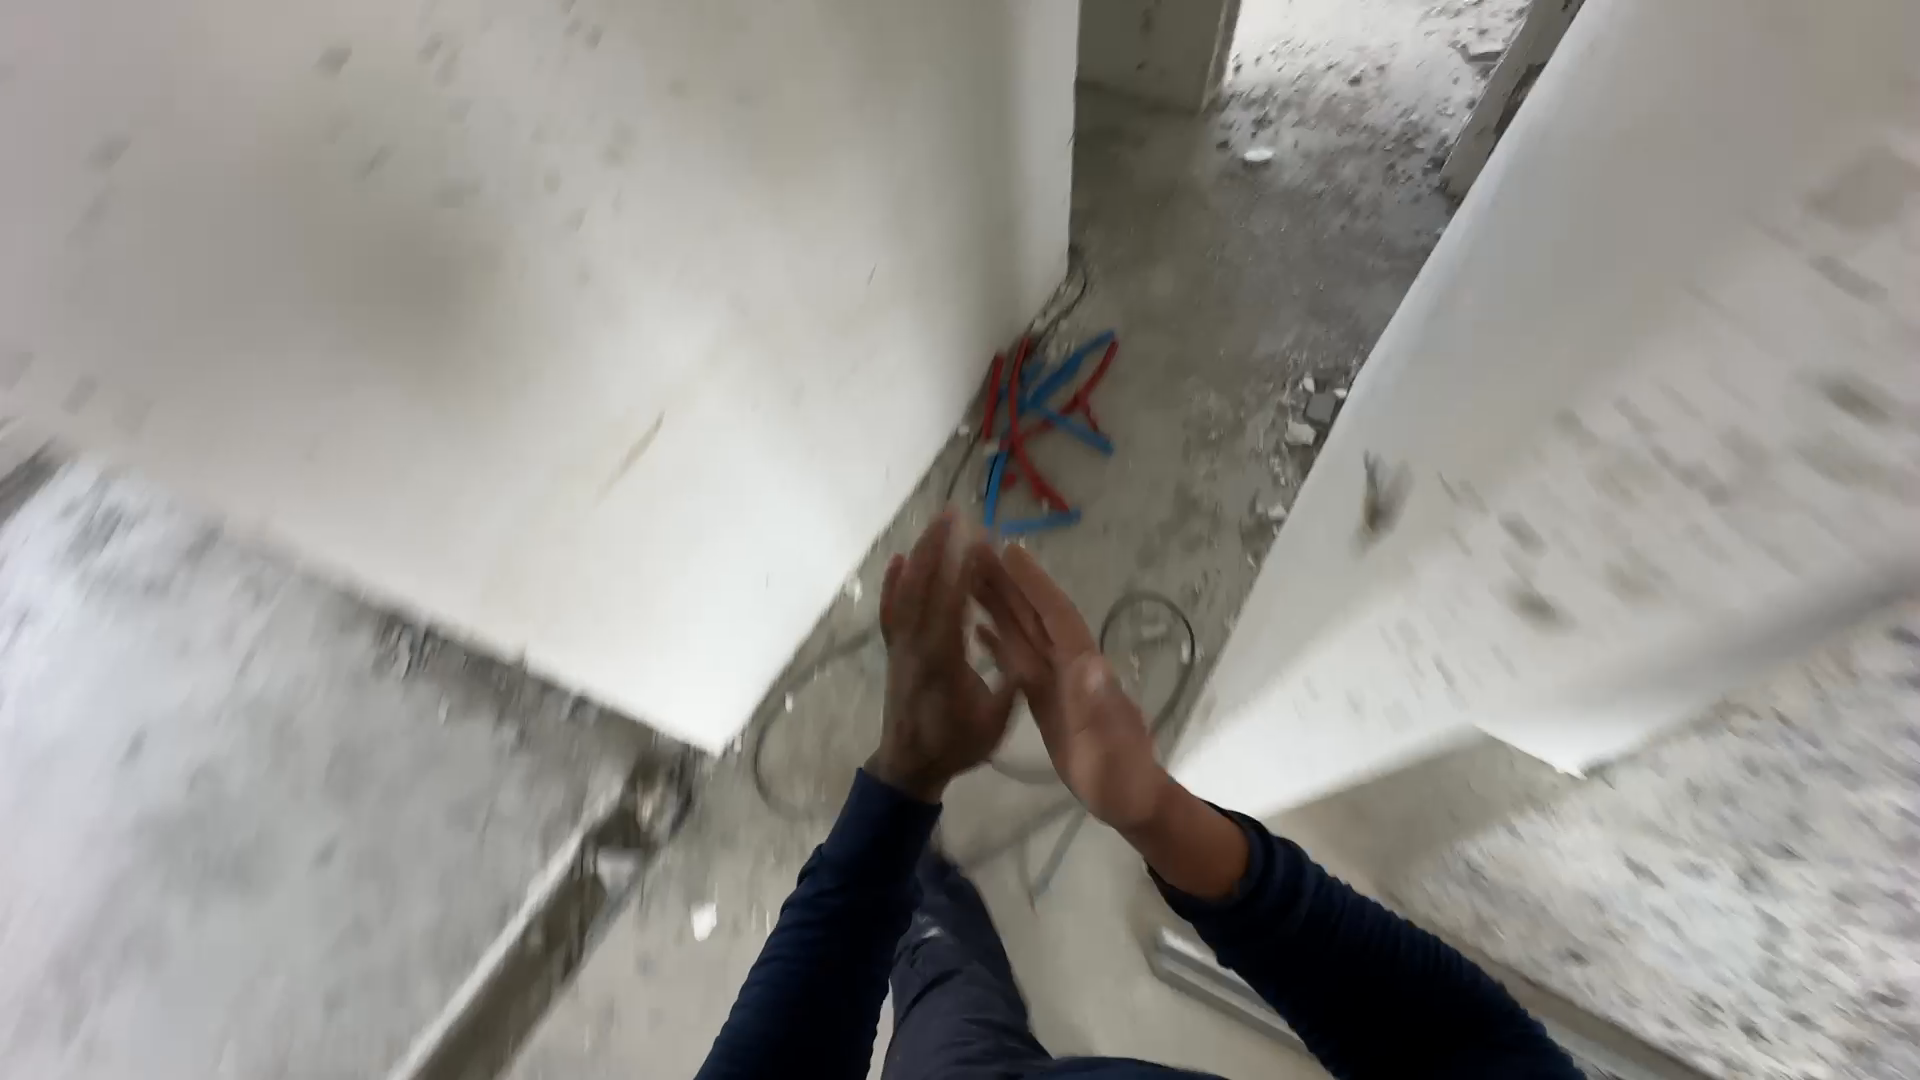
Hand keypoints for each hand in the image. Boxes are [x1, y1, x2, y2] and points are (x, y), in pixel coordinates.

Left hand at [868, 514, 1016, 802]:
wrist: (909, 765)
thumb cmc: (956, 745)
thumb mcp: (993, 722)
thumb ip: (1009, 687)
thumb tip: (1031, 653)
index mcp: (943, 661)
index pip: (951, 605)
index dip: (961, 570)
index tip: (975, 537)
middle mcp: (916, 645)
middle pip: (924, 587)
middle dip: (938, 547)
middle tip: (953, 513)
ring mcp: (901, 645)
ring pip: (906, 592)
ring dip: (920, 555)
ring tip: (935, 524)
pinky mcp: (894, 649)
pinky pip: (890, 611)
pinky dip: (893, 583)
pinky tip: (898, 559)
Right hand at [973, 545, 1171, 831]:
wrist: (1130, 801)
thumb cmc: (1122, 777)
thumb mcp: (1110, 746)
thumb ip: (1099, 706)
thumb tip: (1090, 662)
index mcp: (1084, 668)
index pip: (1058, 617)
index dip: (1035, 584)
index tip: (1011, 550)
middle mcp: (1069, 664)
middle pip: (1036, 614)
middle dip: (1009, 582)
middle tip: (976, 550)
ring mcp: (1056, 679)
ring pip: (1024, 631)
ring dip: (999, 602)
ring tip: (968, 576)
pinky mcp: (1045, 696)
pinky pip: (1018, 659)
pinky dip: (998, 639)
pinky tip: (977, 626)